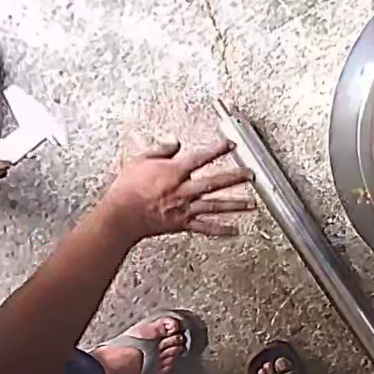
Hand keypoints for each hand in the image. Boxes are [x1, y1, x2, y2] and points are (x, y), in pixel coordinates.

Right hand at [96, 138, 253, 241]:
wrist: (121, 215)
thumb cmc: (127, 189)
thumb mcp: (140, 160)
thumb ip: (161, 150)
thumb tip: (176, 143)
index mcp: (174, 172)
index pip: (200, 158)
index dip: (216, 150)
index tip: (230, 145)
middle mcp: (183, 190)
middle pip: (215, 182)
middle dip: (235, 177)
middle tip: (251, 174)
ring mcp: (185, 208)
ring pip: (215, 205)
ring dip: (235, 204)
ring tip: (252, 203)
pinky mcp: (183, 224)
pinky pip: (205, 228)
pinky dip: (221, 230)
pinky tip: (235, 230)